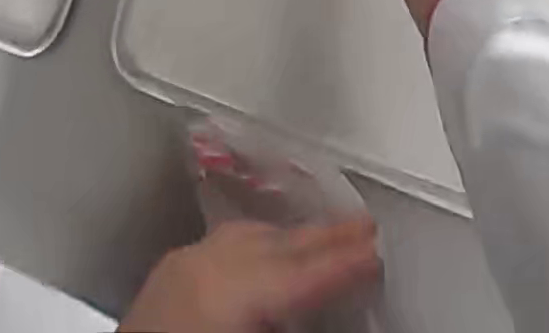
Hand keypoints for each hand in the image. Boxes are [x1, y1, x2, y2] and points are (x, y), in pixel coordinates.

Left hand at [119, 218, 380, 332]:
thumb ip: (291, 322)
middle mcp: (201, 265)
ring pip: (248, 236)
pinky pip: (224, 242)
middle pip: (272, 245)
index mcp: (223, 295)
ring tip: (331, 234)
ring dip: (292, 235)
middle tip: (366, 227)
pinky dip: (259, 240)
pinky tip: (275, 247)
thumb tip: (328, 311)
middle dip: (321, 236)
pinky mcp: (172, 271)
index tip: (376, 249)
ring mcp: (182, 263)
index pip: (294, 274)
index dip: (338, 262)